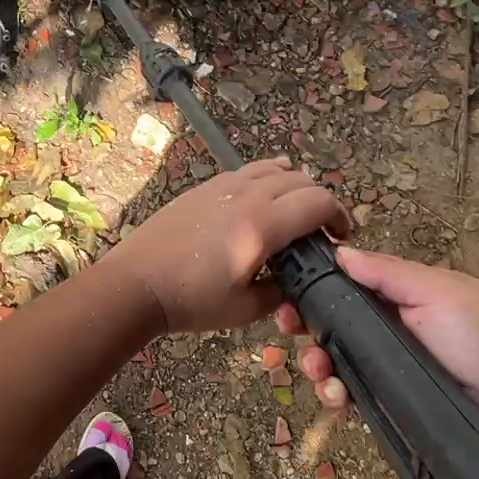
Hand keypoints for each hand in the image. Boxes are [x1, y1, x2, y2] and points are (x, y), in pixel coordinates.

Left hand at [101, 158, 346, 334]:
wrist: (136, 283)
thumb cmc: (190, 300)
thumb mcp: (245, 309)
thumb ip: (280, 292)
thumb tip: (294, 281)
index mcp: (262, 226)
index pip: (318, 203)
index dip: (340, 216)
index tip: (342, 236)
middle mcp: (246, 196)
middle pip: (300, 181)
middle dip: (320, 202)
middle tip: (320, 230)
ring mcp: (221, 186)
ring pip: (273, 169)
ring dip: (294, 185)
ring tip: (295, 210)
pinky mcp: (202, 188)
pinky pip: (245, 171)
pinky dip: (266, 177)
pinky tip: (264, 193)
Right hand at [278, 247, 478, 460]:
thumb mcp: (442, 294)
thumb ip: (388, 273)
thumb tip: (339, 251)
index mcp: (409, 295)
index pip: (351, 283)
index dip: (318, 283)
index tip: (289, 288)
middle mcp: (394, 329)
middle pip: (333, 320)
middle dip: (305, 323)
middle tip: (286, 328)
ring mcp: (387, 368)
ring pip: (332, 358)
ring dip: (316, 362)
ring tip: (319, 373)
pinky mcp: (385, 403)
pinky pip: (346, 392)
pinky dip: (333, 392)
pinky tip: (336, 397)